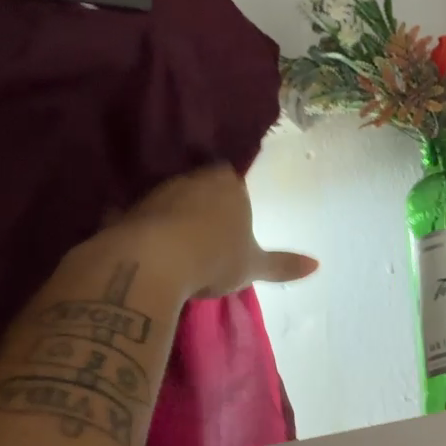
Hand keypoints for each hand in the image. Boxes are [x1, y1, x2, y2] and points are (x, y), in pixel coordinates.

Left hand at [109, 165, 317, 297]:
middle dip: (204, 204)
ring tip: (180, 244)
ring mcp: (157, 193)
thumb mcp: (253, 266)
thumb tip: (318, 264)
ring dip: (175, 216)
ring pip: (171, 199)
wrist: (152, 264)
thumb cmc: (214, 258)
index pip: (233, 179)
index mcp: (228, 184)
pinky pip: (142, 217)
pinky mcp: (127, 211)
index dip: (233, 198)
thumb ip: (283, 265)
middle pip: (201, 186)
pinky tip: (147, 248)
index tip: (233, 220)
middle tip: (210, 232)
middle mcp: (192, 179)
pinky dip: (145, 228)